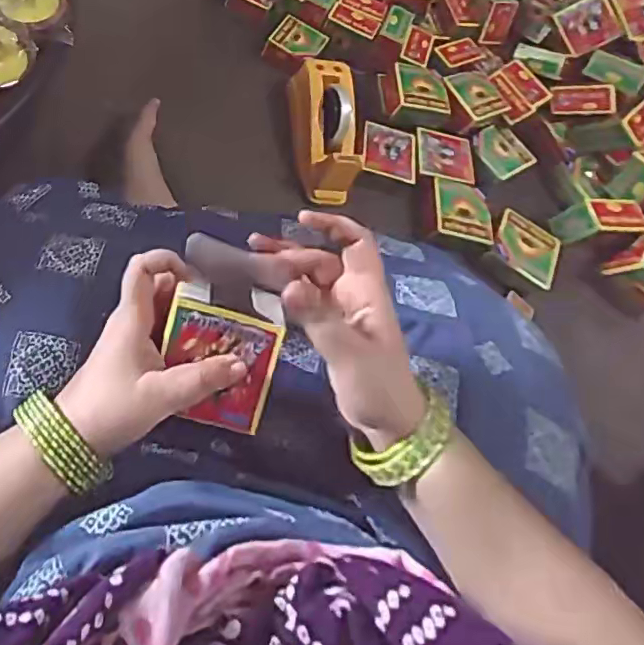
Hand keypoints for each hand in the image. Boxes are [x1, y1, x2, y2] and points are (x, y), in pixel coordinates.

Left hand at [56, 249, 245, 454]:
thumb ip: (202, 379)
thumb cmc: (111, 407)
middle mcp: (130, 320)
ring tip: (219, 340)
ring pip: (163, 314)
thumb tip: (241, 363)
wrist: (72, 437)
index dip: (169, 260)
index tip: (196, 281)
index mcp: (132, 316)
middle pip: (160, 288)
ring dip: (189, 322)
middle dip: (191, 296)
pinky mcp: (131, 357)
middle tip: (219, 316)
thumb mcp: (162, 395)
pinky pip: (160, 336)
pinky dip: (181, 341)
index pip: (143, 266)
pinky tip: (201, 363)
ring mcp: (129, 338)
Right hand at [249, 211, 426, 449]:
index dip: (333, 224)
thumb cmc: (378, 386)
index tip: (301, 219)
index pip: (356, 243)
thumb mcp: (349, 353)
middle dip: (292, 249)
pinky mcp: (329, 328)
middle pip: (323, 258)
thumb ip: (318, 318)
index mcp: (366, 292)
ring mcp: (340, 311)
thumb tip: (288, 286)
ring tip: (253, 256)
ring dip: (285, 267)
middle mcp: (353, 295)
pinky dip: (287, 290)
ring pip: (311, 278)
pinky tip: (265, 288)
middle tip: (256, 249)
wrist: (391, 425)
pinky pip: (305, 299)